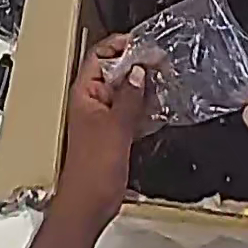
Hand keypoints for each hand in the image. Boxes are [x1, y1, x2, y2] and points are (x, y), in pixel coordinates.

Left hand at [52, 32, 147, 227]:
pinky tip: (159, 106)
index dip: (118, 46)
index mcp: (85, 93)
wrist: (89, 205)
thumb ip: (129, 97)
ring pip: (124, 92)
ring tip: (163, 79)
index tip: (140, 43)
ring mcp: (103, 117)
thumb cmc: (92, 169)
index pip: (98, 57)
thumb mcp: (115, 127)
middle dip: (135, 65)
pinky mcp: (114, 133)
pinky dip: (143, 107)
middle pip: (113, 72)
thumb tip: (138, 70)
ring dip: (142, 86)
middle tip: (159, 61)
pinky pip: (130, 111)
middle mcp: (92, 101)